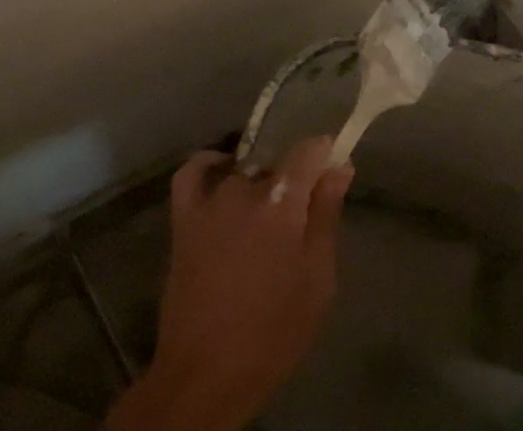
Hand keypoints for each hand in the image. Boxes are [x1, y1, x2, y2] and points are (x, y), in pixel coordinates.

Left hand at [106, 137, 352, 430]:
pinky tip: (223, 173)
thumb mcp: (317, 278)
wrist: (206, 372)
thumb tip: (339, 167)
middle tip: (306, 212)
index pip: (309, 150)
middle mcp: (243, 191)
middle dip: (296, 176)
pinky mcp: (182, 221)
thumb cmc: (274, 330)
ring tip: (270, 211)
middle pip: (276, 161)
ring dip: (260, 179)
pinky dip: (209, 166)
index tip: (336, 172)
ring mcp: (208, 203)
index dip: (326, 153)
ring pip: (242, 170)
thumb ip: (327, 216)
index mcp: (282, 204)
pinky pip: (193, 175)